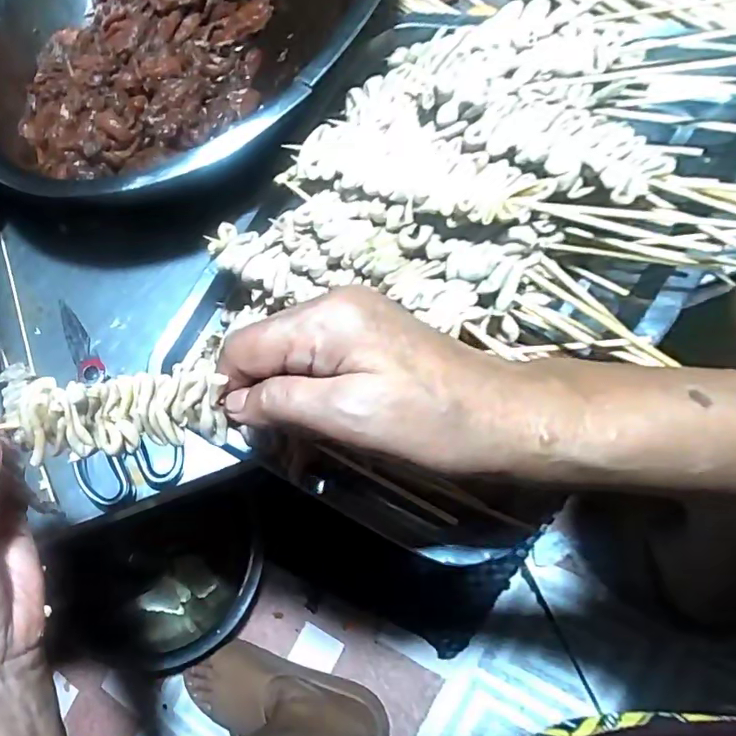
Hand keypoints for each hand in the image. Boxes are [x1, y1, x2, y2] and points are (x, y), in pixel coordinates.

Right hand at [217, 287, 582, 476]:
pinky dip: (301, 381)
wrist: (505, 416)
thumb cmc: (428, 421)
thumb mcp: (346, 416)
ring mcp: (349, 311)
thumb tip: (231, 405)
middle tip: (273, 433)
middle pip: (260, 343)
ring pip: (282, 349)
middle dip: (253, 388)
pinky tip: (318, 406)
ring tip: (297, 425)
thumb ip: (280, 402)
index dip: (230, 387)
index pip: (242, 344)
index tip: (242, 428)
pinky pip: (308, 352)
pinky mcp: (363, 328)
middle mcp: (331, 301)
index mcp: (324, 317)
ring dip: (277, 388)